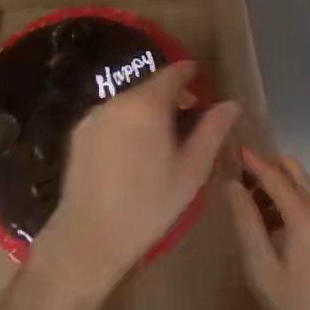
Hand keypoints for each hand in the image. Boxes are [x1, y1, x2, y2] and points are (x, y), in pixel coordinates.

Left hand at [31, 62, 239, 296]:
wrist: (91, 235)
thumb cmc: (150, 205)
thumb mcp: (192, 170)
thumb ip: (213, 130)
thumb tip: (231, 104)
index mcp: (147, 105)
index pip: (172, 73)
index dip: (190, 74)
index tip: (201, 80)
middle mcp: (116, 101)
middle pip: (149, 87)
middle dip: (170, 96)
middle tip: (188, 118)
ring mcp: (92, 116)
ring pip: (128, 102)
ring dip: (146, 110)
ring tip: (160, 139)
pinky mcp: (78, 133)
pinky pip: (109, 118)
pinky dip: (125, 123)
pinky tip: (131, 152)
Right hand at [226, 147, 309, 309]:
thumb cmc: (289, 304)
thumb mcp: (258, 263)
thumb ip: (245, 219)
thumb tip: (232, 184)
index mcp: (304, 218)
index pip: (276, 176)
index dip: (253, 160)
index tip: (231, 147)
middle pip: (293, 171)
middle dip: (265, 166)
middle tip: (236, 176)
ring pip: (299, 184)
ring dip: (273, 181)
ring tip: (244, 198)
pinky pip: (303, 200)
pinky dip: (282, 196)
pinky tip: (261, 216)